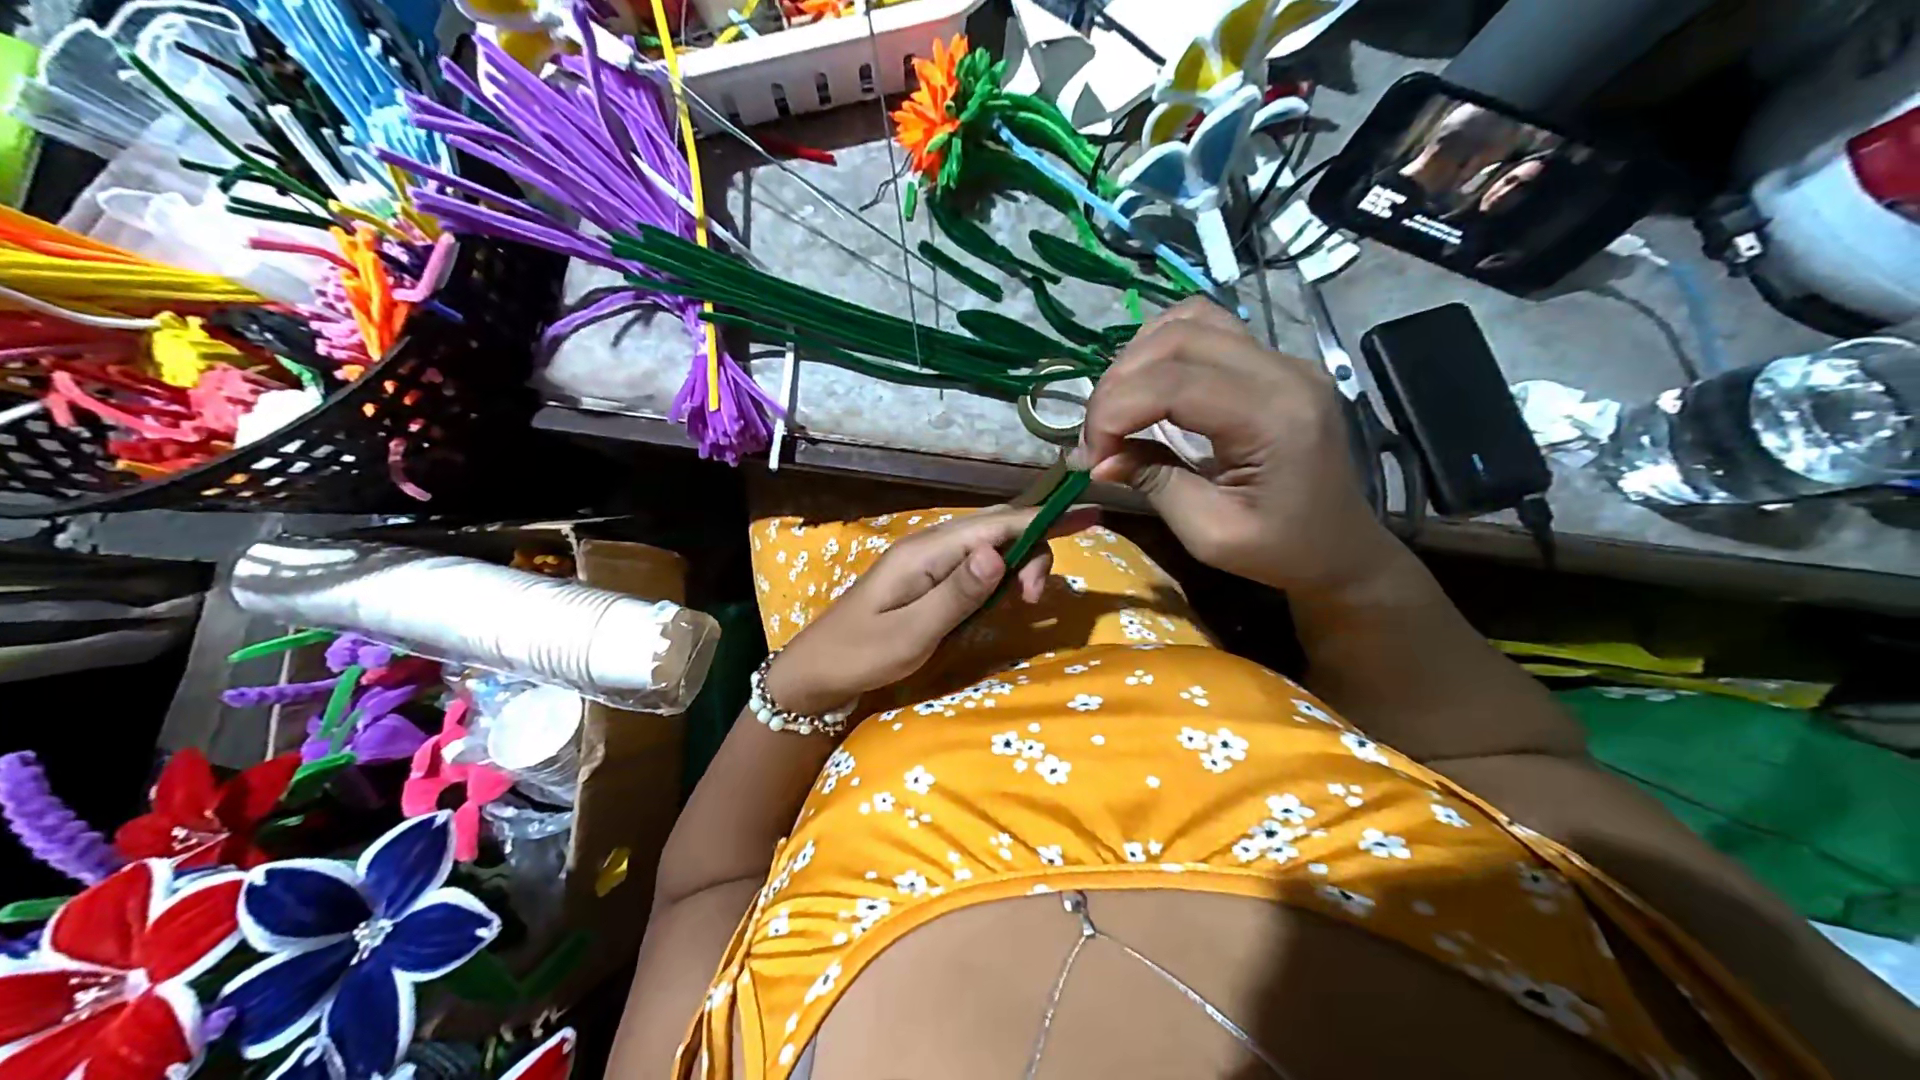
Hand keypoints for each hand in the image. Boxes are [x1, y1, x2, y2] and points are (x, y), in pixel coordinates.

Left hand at [764, 504, 1099, 714]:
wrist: (817, 671)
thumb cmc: (862, 654)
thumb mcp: (911, 632)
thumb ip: (956, 594)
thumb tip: (1000, 554)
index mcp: (926, 551)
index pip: (996, 525)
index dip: (1044, 518)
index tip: (1090, 515)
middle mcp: (930, 545)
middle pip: (997, 528)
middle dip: (1035, 546)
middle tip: (1039, 598)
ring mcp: (928, 560)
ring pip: (990, 544)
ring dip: (1019, 562)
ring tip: (1028, 601)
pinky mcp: (929, 578)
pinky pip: (976, 563)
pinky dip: (1002, 572)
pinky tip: (1009, 590)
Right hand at [1079, 298, 1399, 594]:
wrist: (1341, 548)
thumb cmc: (1281, 551)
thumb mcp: (1210, 534)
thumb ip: (1155, 483)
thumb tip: (1098, 459)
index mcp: (1274, 418)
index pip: (1173, 383)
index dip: (1114, 411)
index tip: (1090, 456)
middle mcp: (1283, 371)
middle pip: (1177, 338)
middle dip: (1118, 384)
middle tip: (1097, 435)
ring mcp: (1283, 359)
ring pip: (1191, 320)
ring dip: (1138, 358)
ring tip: (1118, 407)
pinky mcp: (1274, 362)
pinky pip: (1208, 328)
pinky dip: (1164, 348)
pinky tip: (1149, 385)